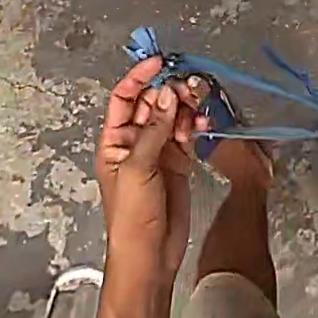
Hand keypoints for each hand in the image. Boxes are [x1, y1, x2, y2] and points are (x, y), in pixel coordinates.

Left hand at [96, 58, 206, 281]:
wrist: (150, 256)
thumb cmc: (131, 214)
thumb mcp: (137, 168)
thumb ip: (155, 131)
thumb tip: (167, 94)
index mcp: (115, 138)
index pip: (125, 96)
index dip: (139, 76)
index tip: (158, 61)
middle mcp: (135, 138)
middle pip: (152, 102)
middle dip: (168, 90)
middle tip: (187, 85)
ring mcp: (158, 149)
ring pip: (171, 115)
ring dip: (184, 105)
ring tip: (198, 100)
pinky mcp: (178, 161)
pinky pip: (186, 133)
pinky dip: (194, 124)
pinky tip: (202, 120)